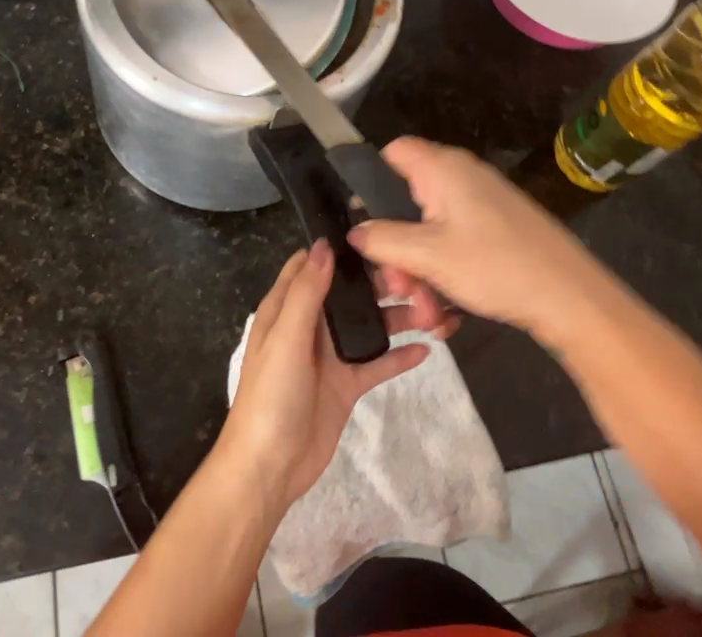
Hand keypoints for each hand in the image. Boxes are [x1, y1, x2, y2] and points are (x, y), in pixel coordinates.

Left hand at [218, 240, 447, 513]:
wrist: (270, 466)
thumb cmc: (271, 396)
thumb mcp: (286, 338)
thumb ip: (307, 293)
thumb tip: (324, 246)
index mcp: (284, 311)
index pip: (308, 268)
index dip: (335, 250)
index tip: (372, 234)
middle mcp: (307, 328)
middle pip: (344, 295)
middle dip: (375, 283)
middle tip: (417, 273)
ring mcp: (328, 357)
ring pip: (365, 327)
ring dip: (393, 317)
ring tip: (431, 307)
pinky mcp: (346, 385)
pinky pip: (376, 364)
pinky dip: (398, 356)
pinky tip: (426, 348)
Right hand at [349, 136, 598, 341]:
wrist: (571, 298)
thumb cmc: (496, 265)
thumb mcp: (428, 256)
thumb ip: (383, 240)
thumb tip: (355, 232)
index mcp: (443, 170)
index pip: (394, 152)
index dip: (371, 180)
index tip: (363, 220)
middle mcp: (462, 179)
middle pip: (408, 203)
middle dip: (397, 249)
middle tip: (398, 288)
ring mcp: (482, 207)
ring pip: (431, 233)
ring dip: (420, 274)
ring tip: (427, 314)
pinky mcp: (498, 233)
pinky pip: (455, 247)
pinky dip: (445, 276)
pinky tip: (446, 314)